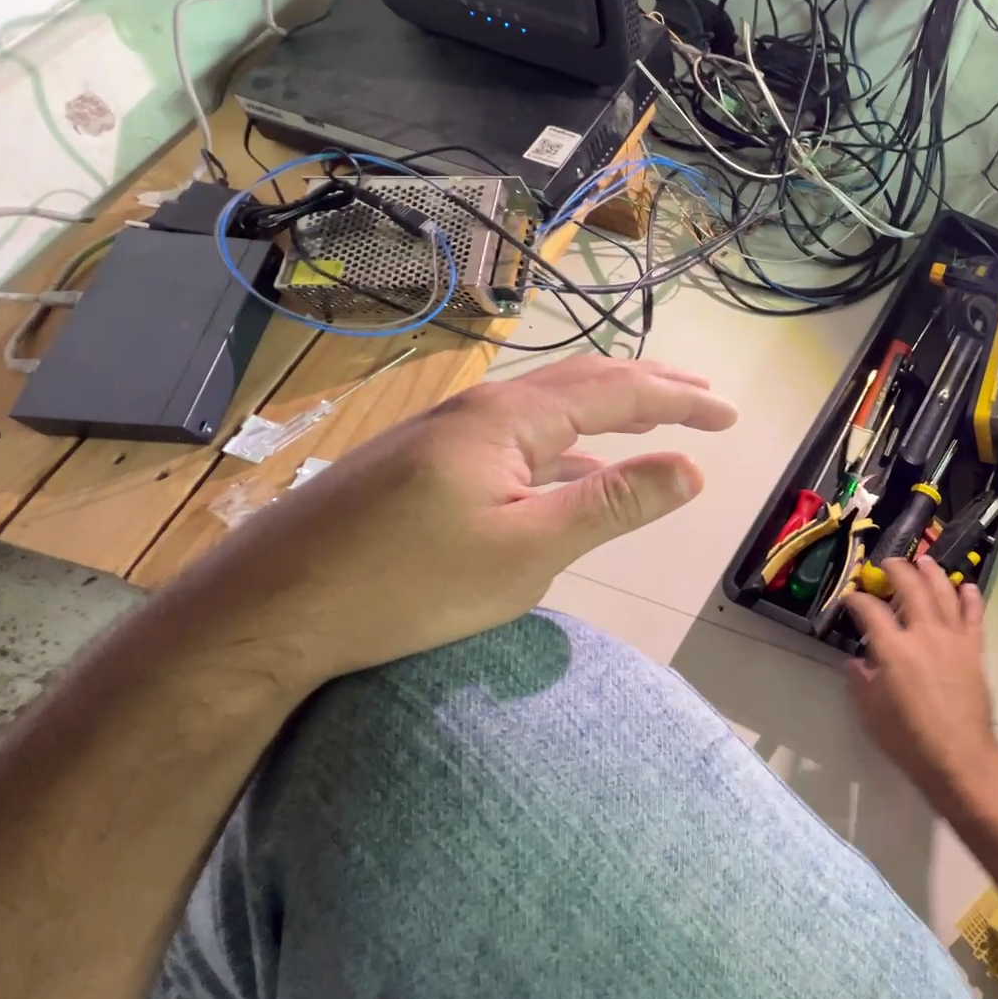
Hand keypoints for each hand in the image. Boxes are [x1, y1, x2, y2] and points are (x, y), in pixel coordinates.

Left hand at [163, 357, 736, 683]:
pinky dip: (569, 446)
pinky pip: (521, 440)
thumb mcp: (530, 551)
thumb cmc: (409, 585)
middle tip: (704, 397)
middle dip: (652, 387)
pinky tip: (575, 471)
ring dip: (610, 411)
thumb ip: (615, 503)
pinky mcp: (425, 467)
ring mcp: (447, 437)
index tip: (732, 415)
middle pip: (584, 382)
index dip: (683, 401)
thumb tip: (692, 469)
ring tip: (655, 420)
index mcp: (511, 419)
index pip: (619, 392)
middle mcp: (480, 411)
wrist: (265, 615)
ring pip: (550, 409)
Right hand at [843, 557, 997, 801]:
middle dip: (896, 570)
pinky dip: (970, 597)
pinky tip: (966, 586)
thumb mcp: (872, 713)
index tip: (851, 597)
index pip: (871, 611)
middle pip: (911, 588)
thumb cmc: (909, 739)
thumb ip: (861, 682)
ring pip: (944, 593)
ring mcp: (953, 638)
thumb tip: (856, 662)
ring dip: (932, 573)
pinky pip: (974, 615)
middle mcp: (924, 634)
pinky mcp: (974, 649)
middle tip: (887, 563)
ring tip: (924, 561)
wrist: (959, 756)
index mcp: (893, 649)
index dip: (857, 600)